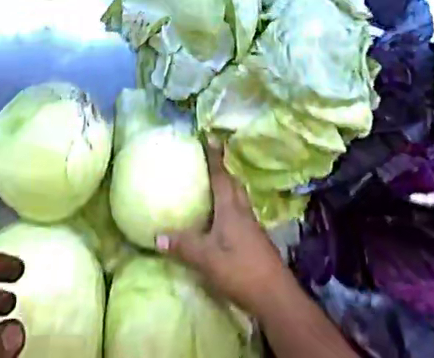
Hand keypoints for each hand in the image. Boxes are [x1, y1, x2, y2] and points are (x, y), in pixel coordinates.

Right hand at [158, 143, 295, 315]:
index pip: (221, 175)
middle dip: (224, 170)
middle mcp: (243, 212)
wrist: (277, 298)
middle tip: (212, 160)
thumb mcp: (207, 259)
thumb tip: (157, 236)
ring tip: (217, 186)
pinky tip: (226, 220)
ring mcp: (253, 227)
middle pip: (234, 183)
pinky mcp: (258, 242)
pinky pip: (243, 215)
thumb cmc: (240, 270)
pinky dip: (233, 208)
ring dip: (230, 188)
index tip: (210, 136)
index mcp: (230, 208)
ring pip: (240, 199)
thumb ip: (183, 246)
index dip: (215, 156)